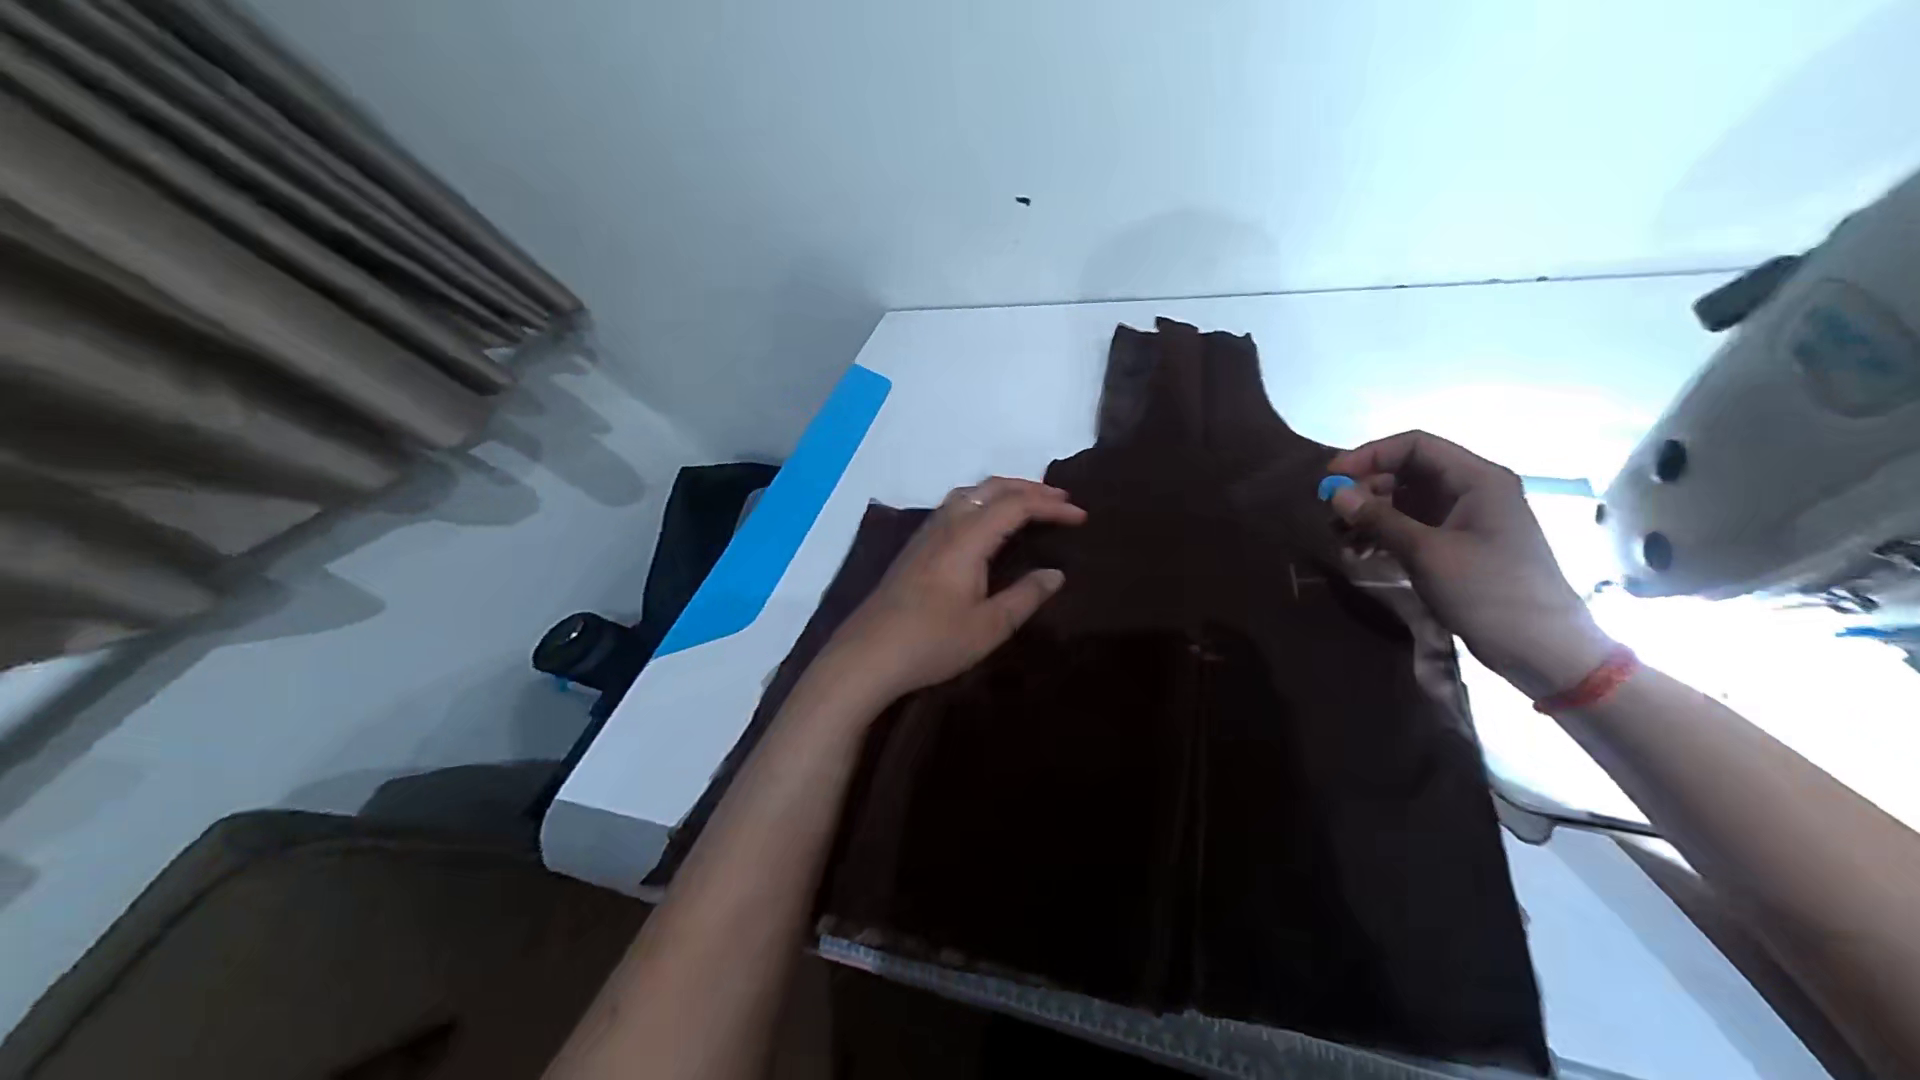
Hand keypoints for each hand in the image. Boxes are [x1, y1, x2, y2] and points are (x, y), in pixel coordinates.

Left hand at [815, 477, 1086, 707]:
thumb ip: (1025, 596)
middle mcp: (945, 526)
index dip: (1051, 507)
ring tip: (1027, 504)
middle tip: (1061, 501)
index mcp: (967, 539)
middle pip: (990, 489)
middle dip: (1029, 489)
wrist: (865, 656)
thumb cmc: (931, 643)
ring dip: (1002, 491)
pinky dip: (980, 502)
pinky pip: (953, 507)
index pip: (1015, 506)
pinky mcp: (913, 549)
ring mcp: (925, 535)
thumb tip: (1055, 573)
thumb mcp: (988, 627)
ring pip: (968, 494)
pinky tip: (984, 524)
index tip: (1081, 517)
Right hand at [1327, 431, 1614, 699]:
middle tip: (1331, 516)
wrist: (1539, 647)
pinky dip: (1380, 535)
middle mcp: (1470, 491)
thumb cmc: (1489, 591)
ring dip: (1367, 516)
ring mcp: (1462, 520)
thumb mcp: (1428, 553)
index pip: (1415, 446)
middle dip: (1364, 490)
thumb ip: (1380, 519)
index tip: (1332, 478)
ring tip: (1341, 540)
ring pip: (1402, 502)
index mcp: (1477, 480)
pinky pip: (1408, 527)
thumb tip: (1336, 494)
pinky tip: (1359, 554)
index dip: (1369, 455)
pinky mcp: (1453, 546)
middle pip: (1405, 473)